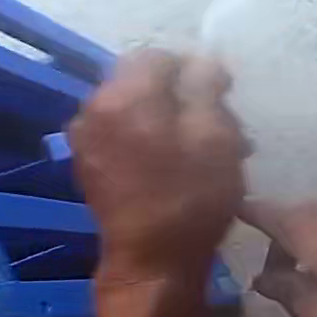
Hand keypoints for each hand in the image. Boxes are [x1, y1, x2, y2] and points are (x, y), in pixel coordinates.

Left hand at [70, 50, 244, 287]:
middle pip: (147, 82)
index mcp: (123, 96)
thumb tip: (203, 59)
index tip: (226, 96)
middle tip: (228, 130)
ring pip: (141, 110)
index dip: (196, 69)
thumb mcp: (215, 136)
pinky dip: (159, 140)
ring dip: (178, 121)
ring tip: (212, 151)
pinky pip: (129, 134)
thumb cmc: (193, 197)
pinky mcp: (93, 166)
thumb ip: (206, 88)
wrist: (155, 261)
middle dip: (190, 99)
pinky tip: (184, 165)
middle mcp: (94, 109)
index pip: (159, 56)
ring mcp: (89, 140)